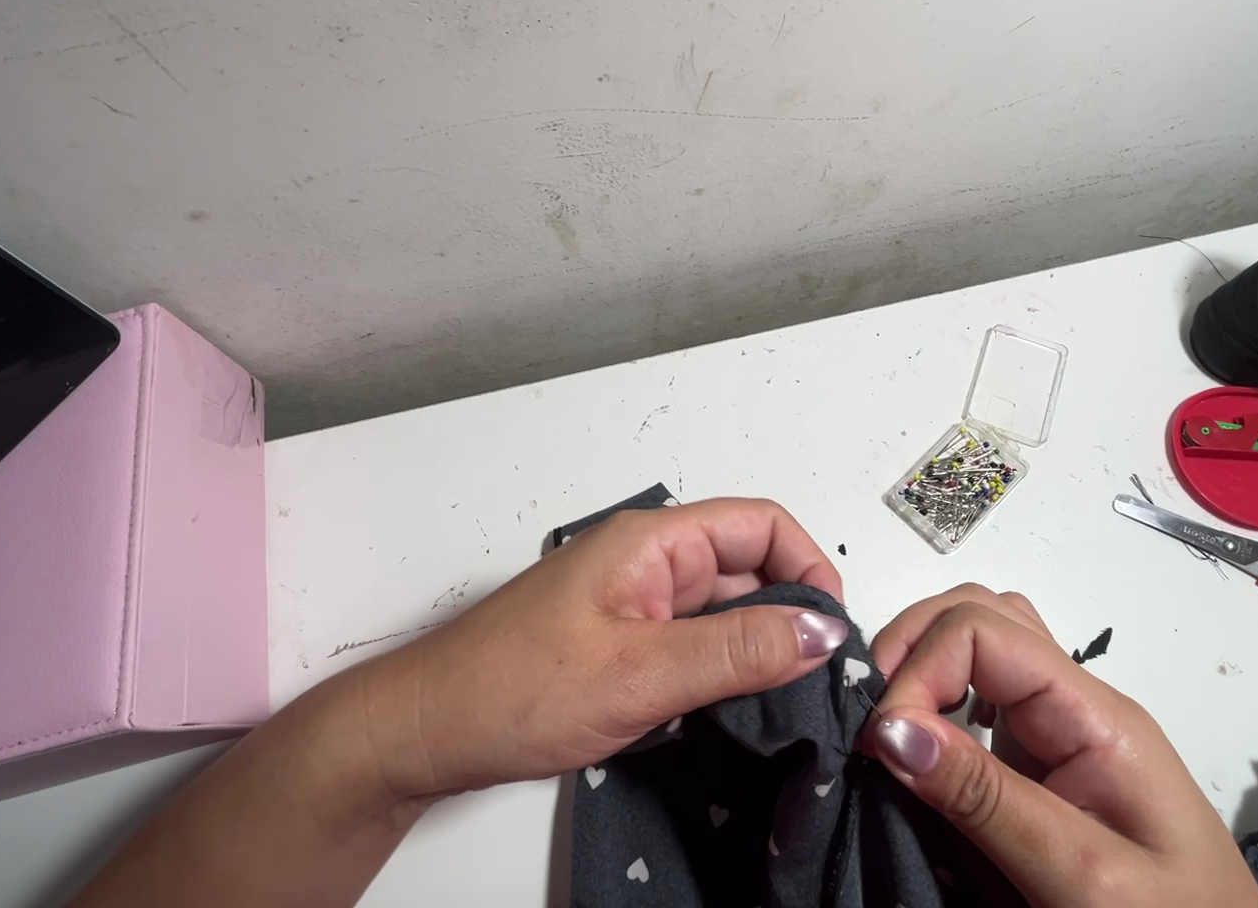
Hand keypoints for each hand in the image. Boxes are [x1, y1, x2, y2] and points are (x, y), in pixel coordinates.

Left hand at [340, 497, 847, 804]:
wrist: (429, 731)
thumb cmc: (511, 688)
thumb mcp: (639, 672)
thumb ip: (735, 650)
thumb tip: (820, 629)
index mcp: (652, 541)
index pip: (757, 525)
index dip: (805, 566)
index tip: (828, 629)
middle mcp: (648, 562)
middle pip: (746, 568)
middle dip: (788, 615)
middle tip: (818, 681)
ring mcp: (637, 603)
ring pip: (723, 611)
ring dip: (757, 649)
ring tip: (785, 703)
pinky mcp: (626, 641)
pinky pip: (695, 644)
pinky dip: (723, 671)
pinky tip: (735, 709)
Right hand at [864, 585, 1257, 907]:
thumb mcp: (1081, 879)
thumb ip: (984, 798)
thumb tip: (889, 726)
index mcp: (1094, 713)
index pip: (982, 630)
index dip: (919, 669)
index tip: (882, 740)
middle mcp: (1075, 700)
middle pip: (981, 612)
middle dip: (912, 645)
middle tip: (874, 713)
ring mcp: (1060, 725)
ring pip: (981, 641)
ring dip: (924, 660)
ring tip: (892, 717)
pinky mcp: (1042, 755)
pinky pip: (982, 688)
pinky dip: (938, 691)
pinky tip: (924, 736)